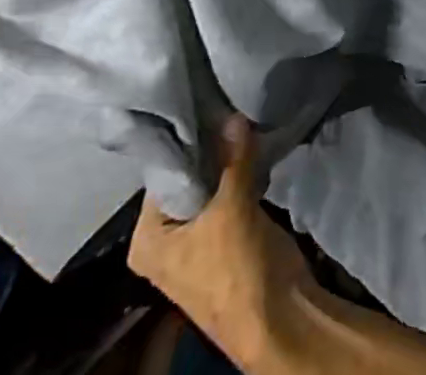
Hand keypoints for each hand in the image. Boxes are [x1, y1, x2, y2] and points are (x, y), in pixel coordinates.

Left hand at [129, 115, 310, 371]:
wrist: (278, 314)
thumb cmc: (237, 269)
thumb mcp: (232, 212)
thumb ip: (234, 163)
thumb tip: (233, 116)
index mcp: (147, 240)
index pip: (164, 177)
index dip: (190, 145)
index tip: (215, 109)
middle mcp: (167, 238)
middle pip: (190, 181)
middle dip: (216, 152)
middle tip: (238, 113)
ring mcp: (201, 239)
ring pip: (215, 188)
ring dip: (234, 164)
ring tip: (252, 126)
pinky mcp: (232, 237)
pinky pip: (235, 197)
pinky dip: (248, 177)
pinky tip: (262, 154)